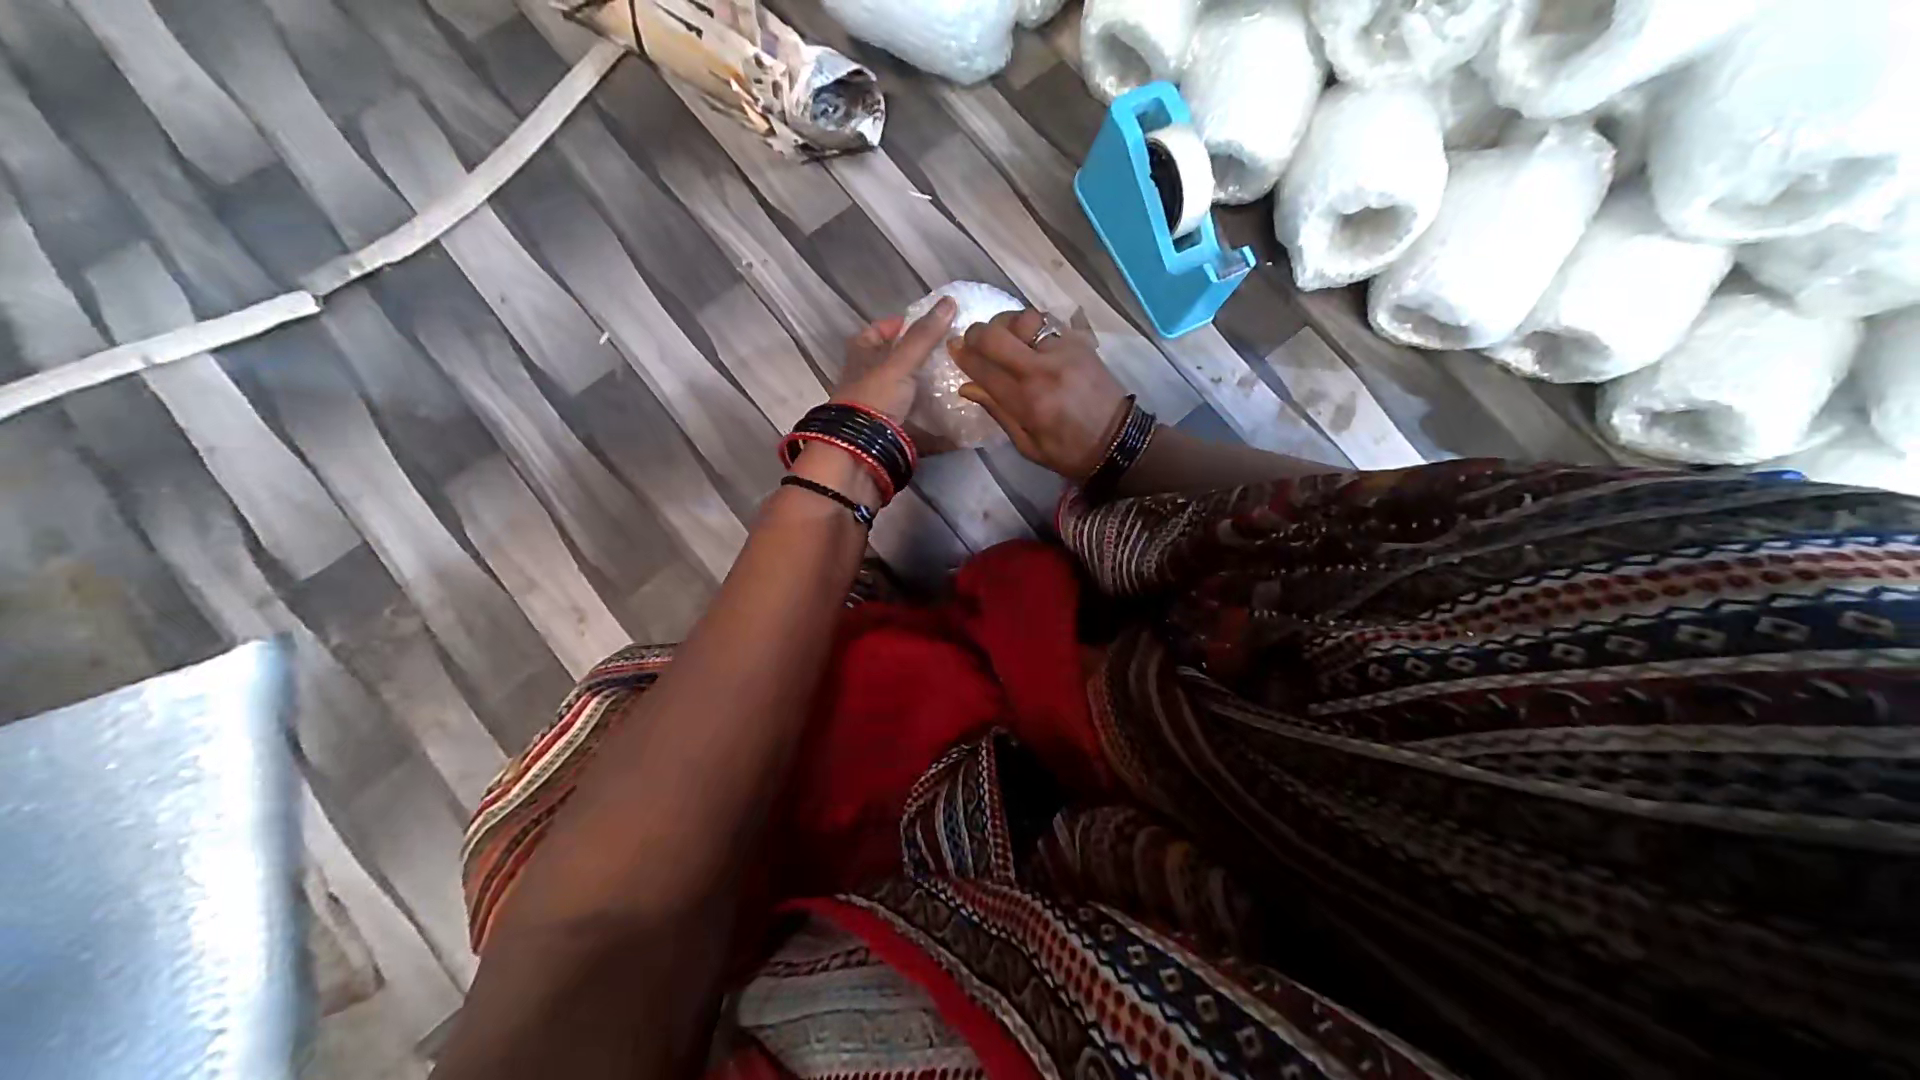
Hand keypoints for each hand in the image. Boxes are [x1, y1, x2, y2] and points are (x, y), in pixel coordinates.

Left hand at [787, 298, 956, 507]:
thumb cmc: (873, 398)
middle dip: (922, 361)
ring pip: (909, 397)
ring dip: (932, 394)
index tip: (929, 324)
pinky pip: (920, 430)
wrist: (859, 455)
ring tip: (962, 384)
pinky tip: (963, 424)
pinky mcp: (893, 438)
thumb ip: (924, 336)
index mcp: (861, 358)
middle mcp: (868, 382)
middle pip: (896, 366)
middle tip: (953, 354)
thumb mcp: (899, 362)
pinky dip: (940, 430)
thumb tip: (950, 301)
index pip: (877, 332)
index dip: (899, 325)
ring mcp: (880, 412)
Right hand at [948, 309, 1129, 479]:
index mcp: (1028, 402)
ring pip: (1022, 319)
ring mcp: (1063, 350)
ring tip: (1003, 339)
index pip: (983, 368)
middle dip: (977, 333)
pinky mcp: (1078, 341)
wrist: (1119, 440)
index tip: (953, 348)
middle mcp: (1043, 370)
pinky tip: (1028, 341)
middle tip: (973, 340)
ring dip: (1006, 325)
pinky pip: (1045, 323)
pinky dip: (1030, 328)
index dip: (963, 355)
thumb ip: (997, 411)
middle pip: (996, 334)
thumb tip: (967, 387)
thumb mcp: (1027, 445)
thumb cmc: (1068, 451)